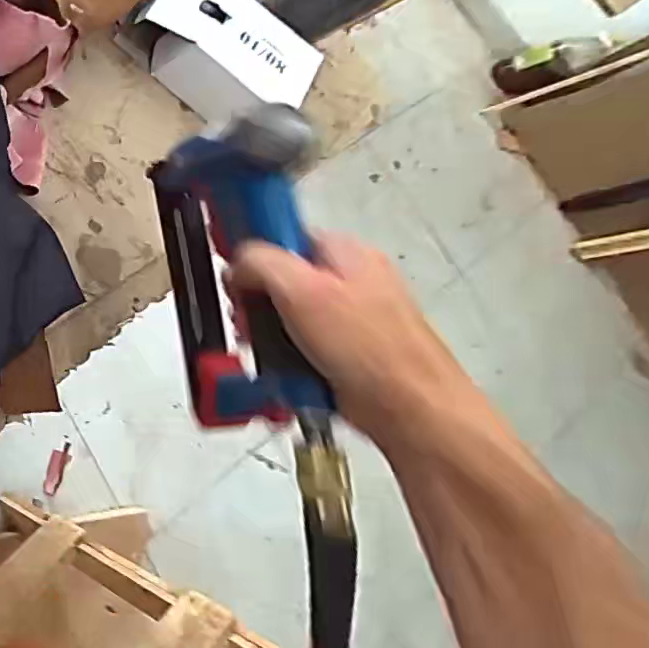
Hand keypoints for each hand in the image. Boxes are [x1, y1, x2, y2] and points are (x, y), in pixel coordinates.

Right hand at [229, 233, 492, 447]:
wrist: (413, 414)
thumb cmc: (366, 347)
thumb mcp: (300, 289)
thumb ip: (259, 262)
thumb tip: (236, 266)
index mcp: (344, 252)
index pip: (283, 233)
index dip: (254, 252)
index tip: (235, 276)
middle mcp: (347, 279)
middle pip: (279, 276)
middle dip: (255, 300)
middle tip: (247, 320)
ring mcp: (347, 317)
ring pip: (284, 313)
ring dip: (265, 332)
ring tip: (264, 351)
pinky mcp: (343, 351)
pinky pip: (297, 343)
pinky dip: (284, 355)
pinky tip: (281, 369)